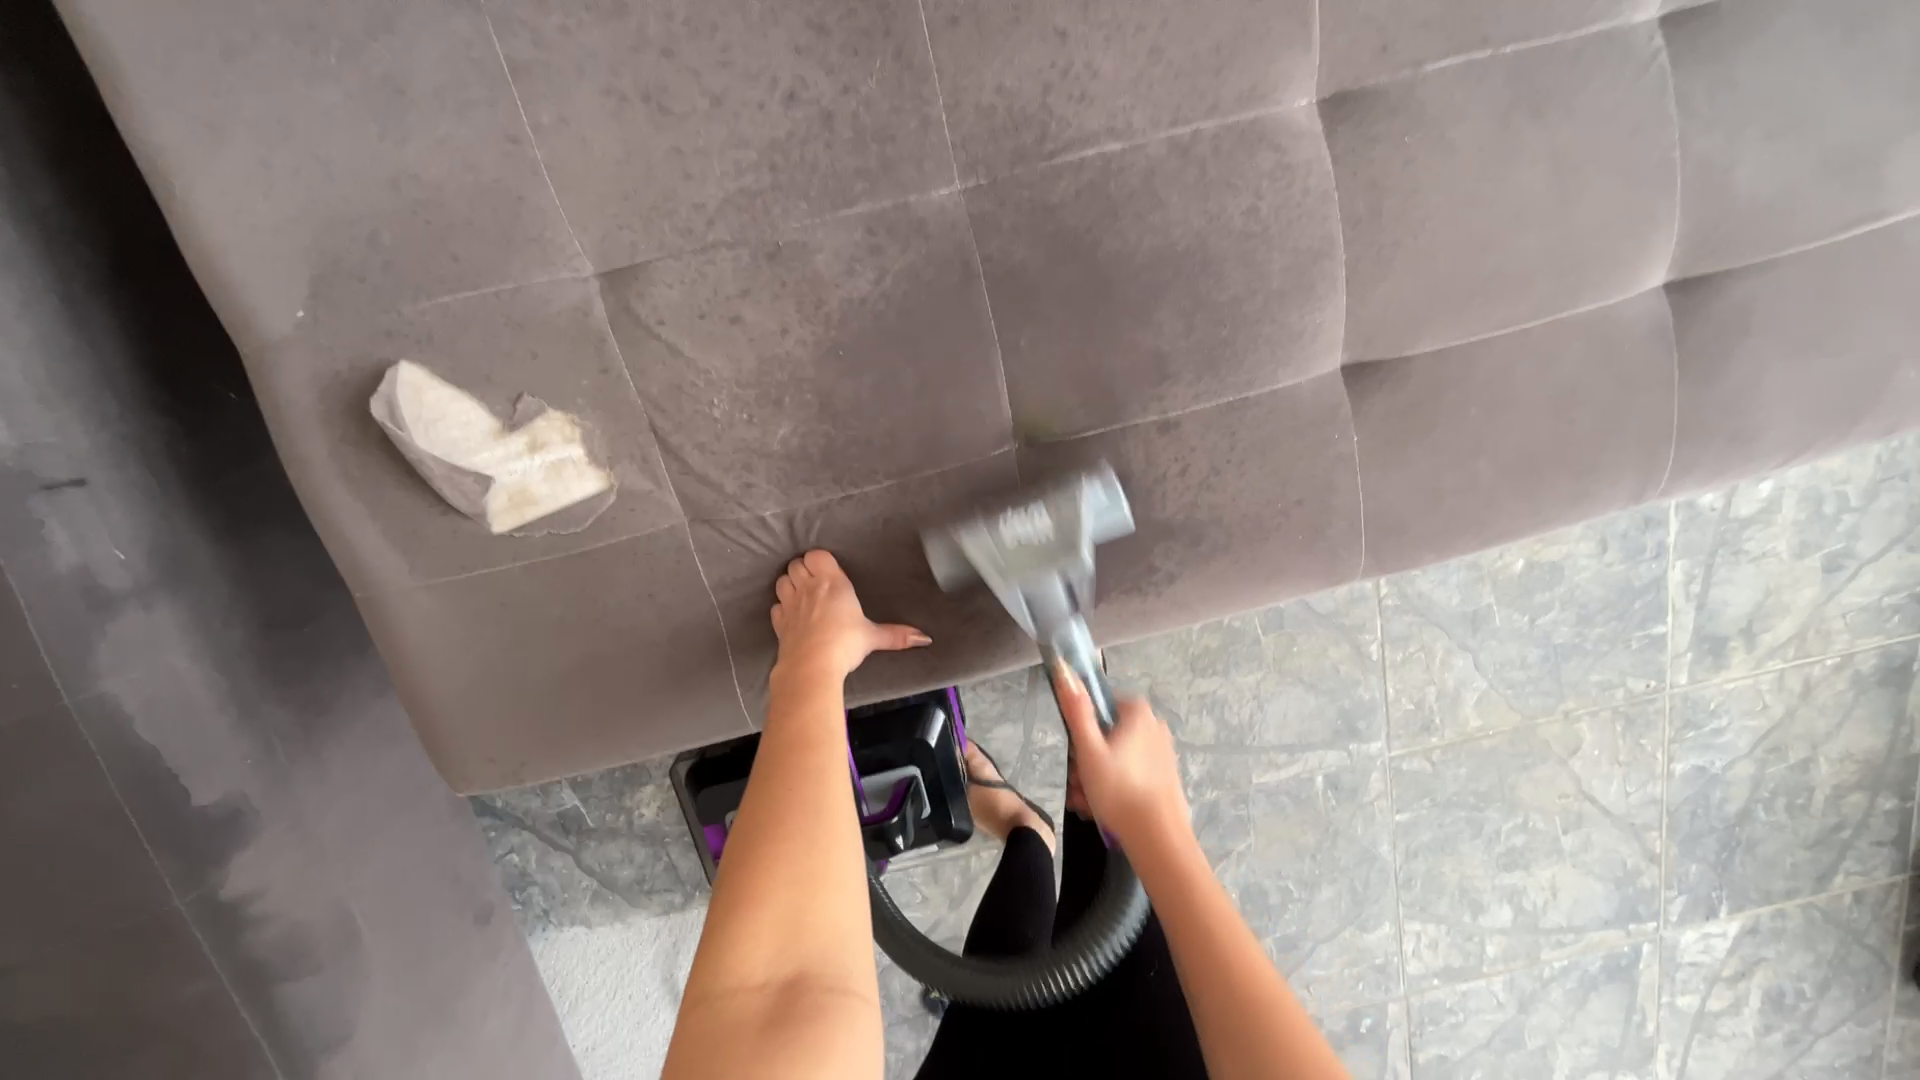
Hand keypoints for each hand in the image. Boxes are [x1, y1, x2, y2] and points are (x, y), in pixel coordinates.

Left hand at [769, 550, 929, 680]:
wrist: (812, 666)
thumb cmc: (844, 643)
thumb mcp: (873, 637)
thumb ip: (897, 635)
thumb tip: (926, 639)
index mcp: (832, 583)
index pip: (816, 555)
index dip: (819, 560)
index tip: (829, 571)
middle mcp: (808, 587)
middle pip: (796, 565)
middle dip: (803, 569)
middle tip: (816, 582)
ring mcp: (789, 604)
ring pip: (782, 581)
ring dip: (790, 584)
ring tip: (802, 594)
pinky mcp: (778, 623)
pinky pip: (776, 607)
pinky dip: (782, 607)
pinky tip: (792, 615)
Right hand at [1052, 661, 1190, 850]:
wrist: (1157, 837)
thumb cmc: (1118, 788)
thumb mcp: (1088, 748)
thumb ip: (1076, 709)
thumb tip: (1064, 669)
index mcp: (1138, 713)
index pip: (1102, 706)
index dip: (1084, 728)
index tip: (1076, 753)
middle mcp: (1154, 727)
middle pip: (1107, 735)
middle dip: (1086, 761)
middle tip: (1078, 783)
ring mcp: (1161, 754)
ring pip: (1116, 758)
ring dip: (1095, 778)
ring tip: (1087, 803)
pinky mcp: (1164, 778)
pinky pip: (1130, 775)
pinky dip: (1114, 788)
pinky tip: (1103, 810)